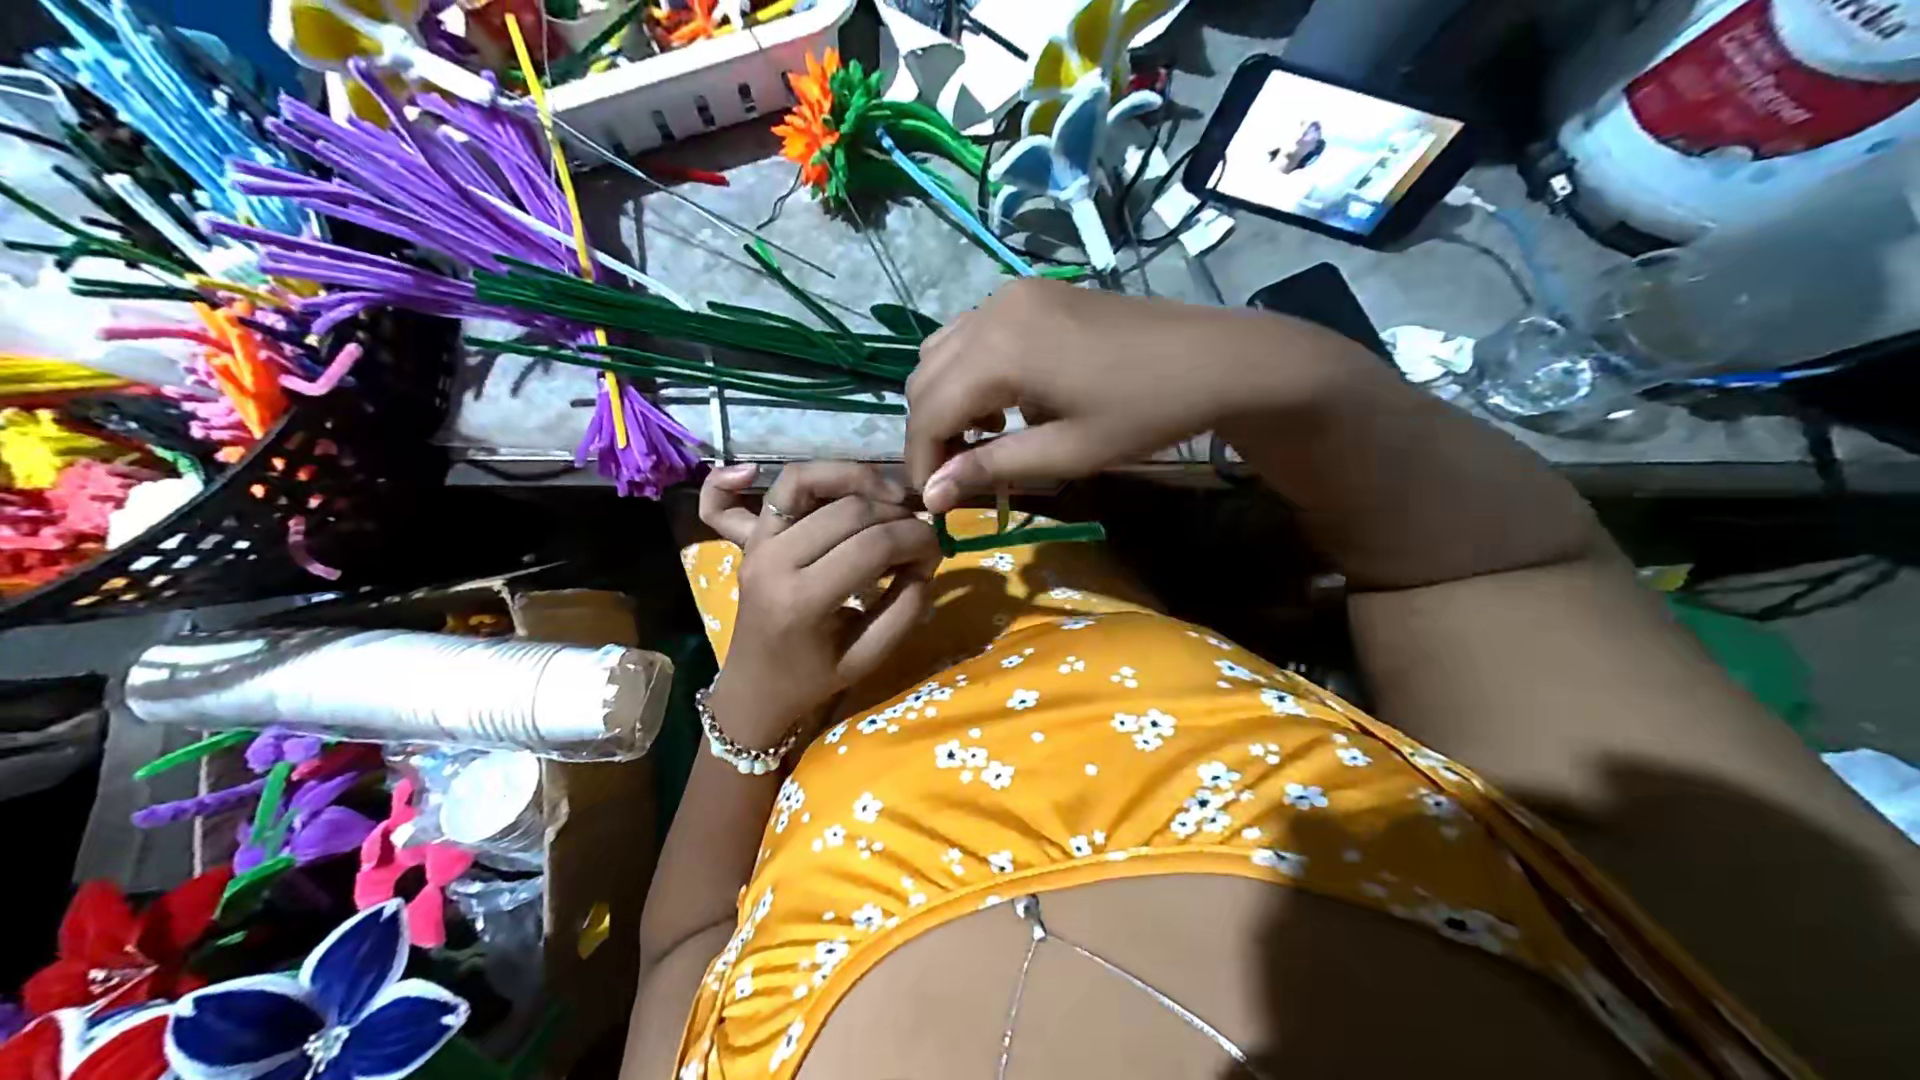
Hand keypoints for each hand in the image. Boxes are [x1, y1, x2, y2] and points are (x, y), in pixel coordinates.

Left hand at [698, 462, 942, 745]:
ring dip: (862, 482)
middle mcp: (774, 561)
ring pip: (813, 482)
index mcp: (802, 601)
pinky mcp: (755, 534)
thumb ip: (906, 608)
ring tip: (893, 500)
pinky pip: (784, 486)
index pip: (872, 545)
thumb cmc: (813, 679)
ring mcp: (758, 542)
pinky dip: (814, 472)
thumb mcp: (869, 658)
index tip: (936, 551)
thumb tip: (926, 557)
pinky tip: (843, 476)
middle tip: (919, 535)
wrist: (754, 687)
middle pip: (850, 509)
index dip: (916, 539)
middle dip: (898, 515)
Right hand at [905, 279, 1376, 510]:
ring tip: (980, 440)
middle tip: (955, 476)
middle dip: (929, 432)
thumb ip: (991, 469)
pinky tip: (1003, 403)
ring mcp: (1011, 295)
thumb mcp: (1066, 452)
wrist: (1214, 358)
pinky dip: (968, 373)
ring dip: (946, 400)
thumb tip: (930, 496)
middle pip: (925, 378)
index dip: (922, 459)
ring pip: (941, 352)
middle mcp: (992, 310)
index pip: (930, 410)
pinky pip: (971, 334)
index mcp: (1000, 349)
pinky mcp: (1029, 294)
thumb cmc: (1144, 412)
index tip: (931, 501)